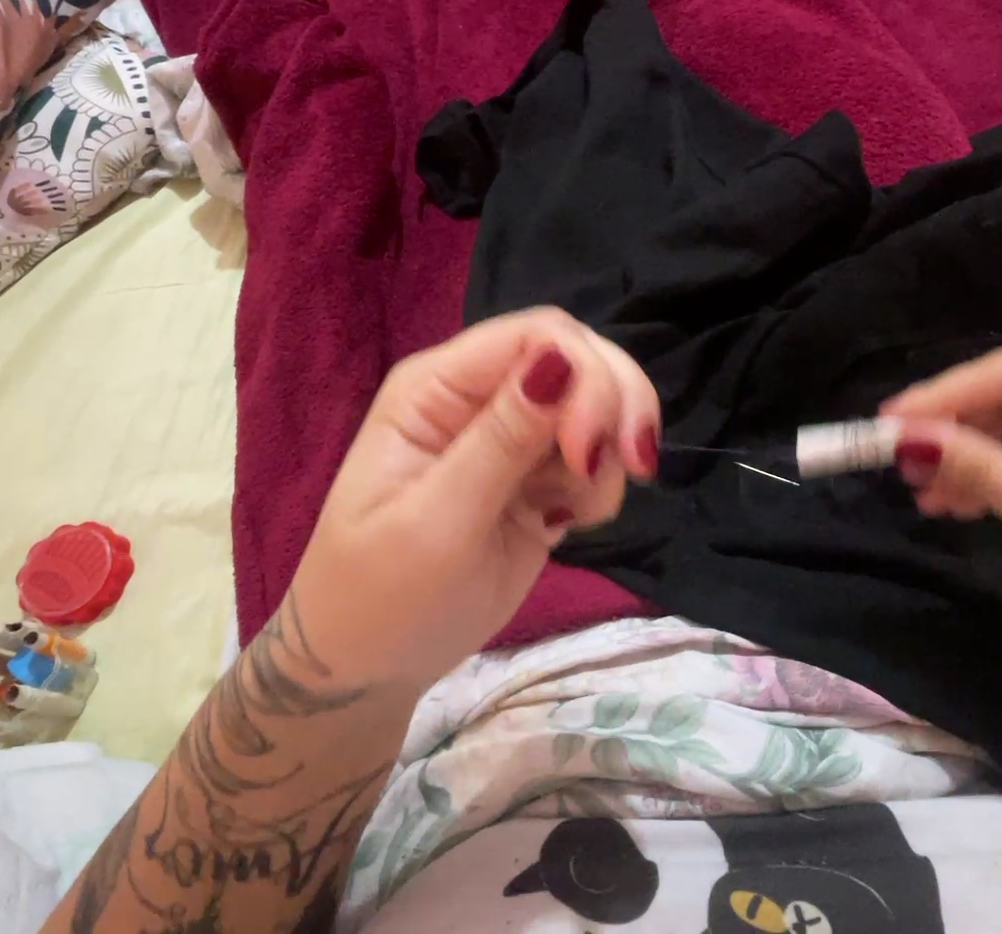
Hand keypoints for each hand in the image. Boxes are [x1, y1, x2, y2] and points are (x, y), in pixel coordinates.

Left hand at [288, 307, 660, 686]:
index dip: (583, 376)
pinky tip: (570, 525)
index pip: (536, 335)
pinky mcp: (539, 481)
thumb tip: (563, 358)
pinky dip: (602, 487)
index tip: (588, 452)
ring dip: (609, 455)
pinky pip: (596, 458)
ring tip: (577, 516)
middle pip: (581, 359)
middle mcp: (480, 398)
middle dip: (614, 406)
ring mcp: (513, 439)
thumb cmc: (382, 596)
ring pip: (598, 408)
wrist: (374, 665)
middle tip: (627, 470)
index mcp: (438, 388)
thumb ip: (501, 441)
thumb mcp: (436, 522)